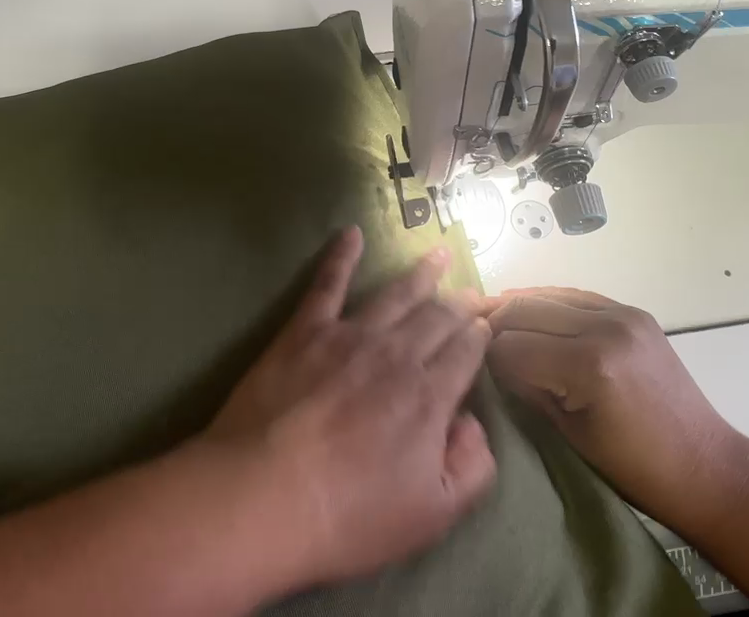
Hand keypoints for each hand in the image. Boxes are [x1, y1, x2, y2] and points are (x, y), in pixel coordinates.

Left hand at [201, 226, 496, 590]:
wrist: (264, 496)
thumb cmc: (349, 516)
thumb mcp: (432, 515)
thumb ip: (471, 468)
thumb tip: (473, 423)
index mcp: (430, 396)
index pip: (465, 352)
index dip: (478, 337)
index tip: (484, 326)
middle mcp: (397, 354)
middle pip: (437, 318)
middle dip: (459, 303)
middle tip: (472, 291)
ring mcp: (349, 336)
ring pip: (396, 294)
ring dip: (421, 273)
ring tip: (438, 254)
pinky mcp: (304, 331)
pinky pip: (327, 283)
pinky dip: (340, 255)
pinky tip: (350, 233)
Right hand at [481, 287, 742, 525]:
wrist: (705, 466)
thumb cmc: (634, 468)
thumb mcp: (568, 434)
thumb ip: (527, 388)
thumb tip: (488, 360)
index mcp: (590, 365)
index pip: (513, 346)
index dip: (486, 357)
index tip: (469, 367)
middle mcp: (606, 327)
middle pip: (526, 310)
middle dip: (495, 323)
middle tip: (468, 337)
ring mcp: (623, 314)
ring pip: (549, 295)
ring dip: (518, 307)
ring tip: (490, 320)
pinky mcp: (633, 312)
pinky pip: (576, 297)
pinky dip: (549, 304)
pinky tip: (530, 315)